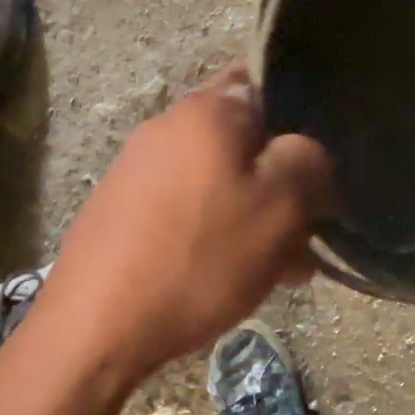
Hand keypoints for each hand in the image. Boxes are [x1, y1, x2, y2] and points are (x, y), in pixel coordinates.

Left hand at [46, 66, 331, 364]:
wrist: (93, 331)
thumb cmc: (200, 259)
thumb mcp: (282, 209)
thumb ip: (309, 161)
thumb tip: (304, 152)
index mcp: (207, 110)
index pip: (268, 83)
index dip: (304, 120)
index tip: (321, 166)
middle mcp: (167, 125)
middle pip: (246, 138)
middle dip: (280, 178)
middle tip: (307, 228)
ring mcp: (137, 167)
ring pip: (220, 177)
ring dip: (254, 211)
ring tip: (279, 265)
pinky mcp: (120, 208)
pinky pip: (188, 204)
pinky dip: (217, 229)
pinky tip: (231, 274)